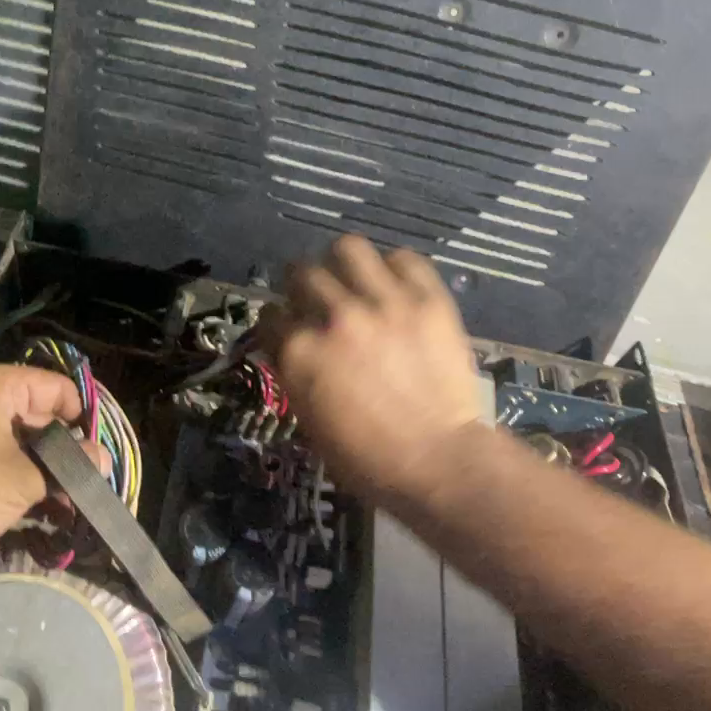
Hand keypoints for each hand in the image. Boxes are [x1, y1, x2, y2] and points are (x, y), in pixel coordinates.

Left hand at [0, 364, 84, 587]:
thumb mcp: (23, 477)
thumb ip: (69, 467)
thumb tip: (103, 461)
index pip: (56, 386)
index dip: (83, 416)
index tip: (103, 452)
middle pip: (40, 419)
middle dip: (68, 454)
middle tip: (95, 486)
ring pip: (21, 451)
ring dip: (48, 480)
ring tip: (75, 512)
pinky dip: (23, 493)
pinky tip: (46, 524)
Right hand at [262, 236, 487, 500]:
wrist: (440, 461)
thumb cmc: (368, 459)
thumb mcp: (310, 421)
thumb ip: (297, 374)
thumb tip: (295, 349)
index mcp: (299, 352)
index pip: (270, 314)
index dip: (278, 322)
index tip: (289, 328)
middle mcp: (333, 316)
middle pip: (301, 272)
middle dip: (303, 287)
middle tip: (318, 301)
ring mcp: (382, 302)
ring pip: (347, 248)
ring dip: (343, 263)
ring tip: (354, 280)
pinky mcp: (426, 298)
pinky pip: (404, 259)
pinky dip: (396, 269)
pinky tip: (396, 287)